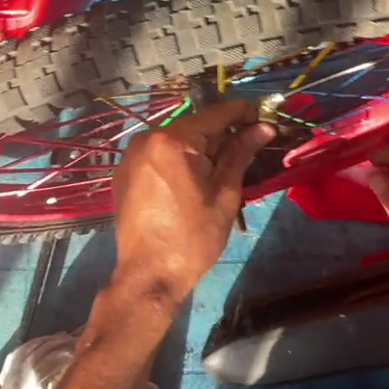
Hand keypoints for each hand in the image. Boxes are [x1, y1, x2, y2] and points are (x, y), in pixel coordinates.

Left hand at [110, 98, 274, 304]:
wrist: (147, 275)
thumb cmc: (192, 237)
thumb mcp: (224, 194)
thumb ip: (240, 153)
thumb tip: (263, 127)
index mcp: (175, 140)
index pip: (216, 113)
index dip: (243, 112)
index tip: (262, 119)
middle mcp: (149, 136)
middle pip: (195, 125)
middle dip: (221, 134)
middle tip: (244, 151)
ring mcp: (133, 153)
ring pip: (176, 138)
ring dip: (198, 147)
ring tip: (217, 170)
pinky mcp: (125, 170)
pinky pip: (158, 152)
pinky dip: (177, 158)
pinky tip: (189, 181)